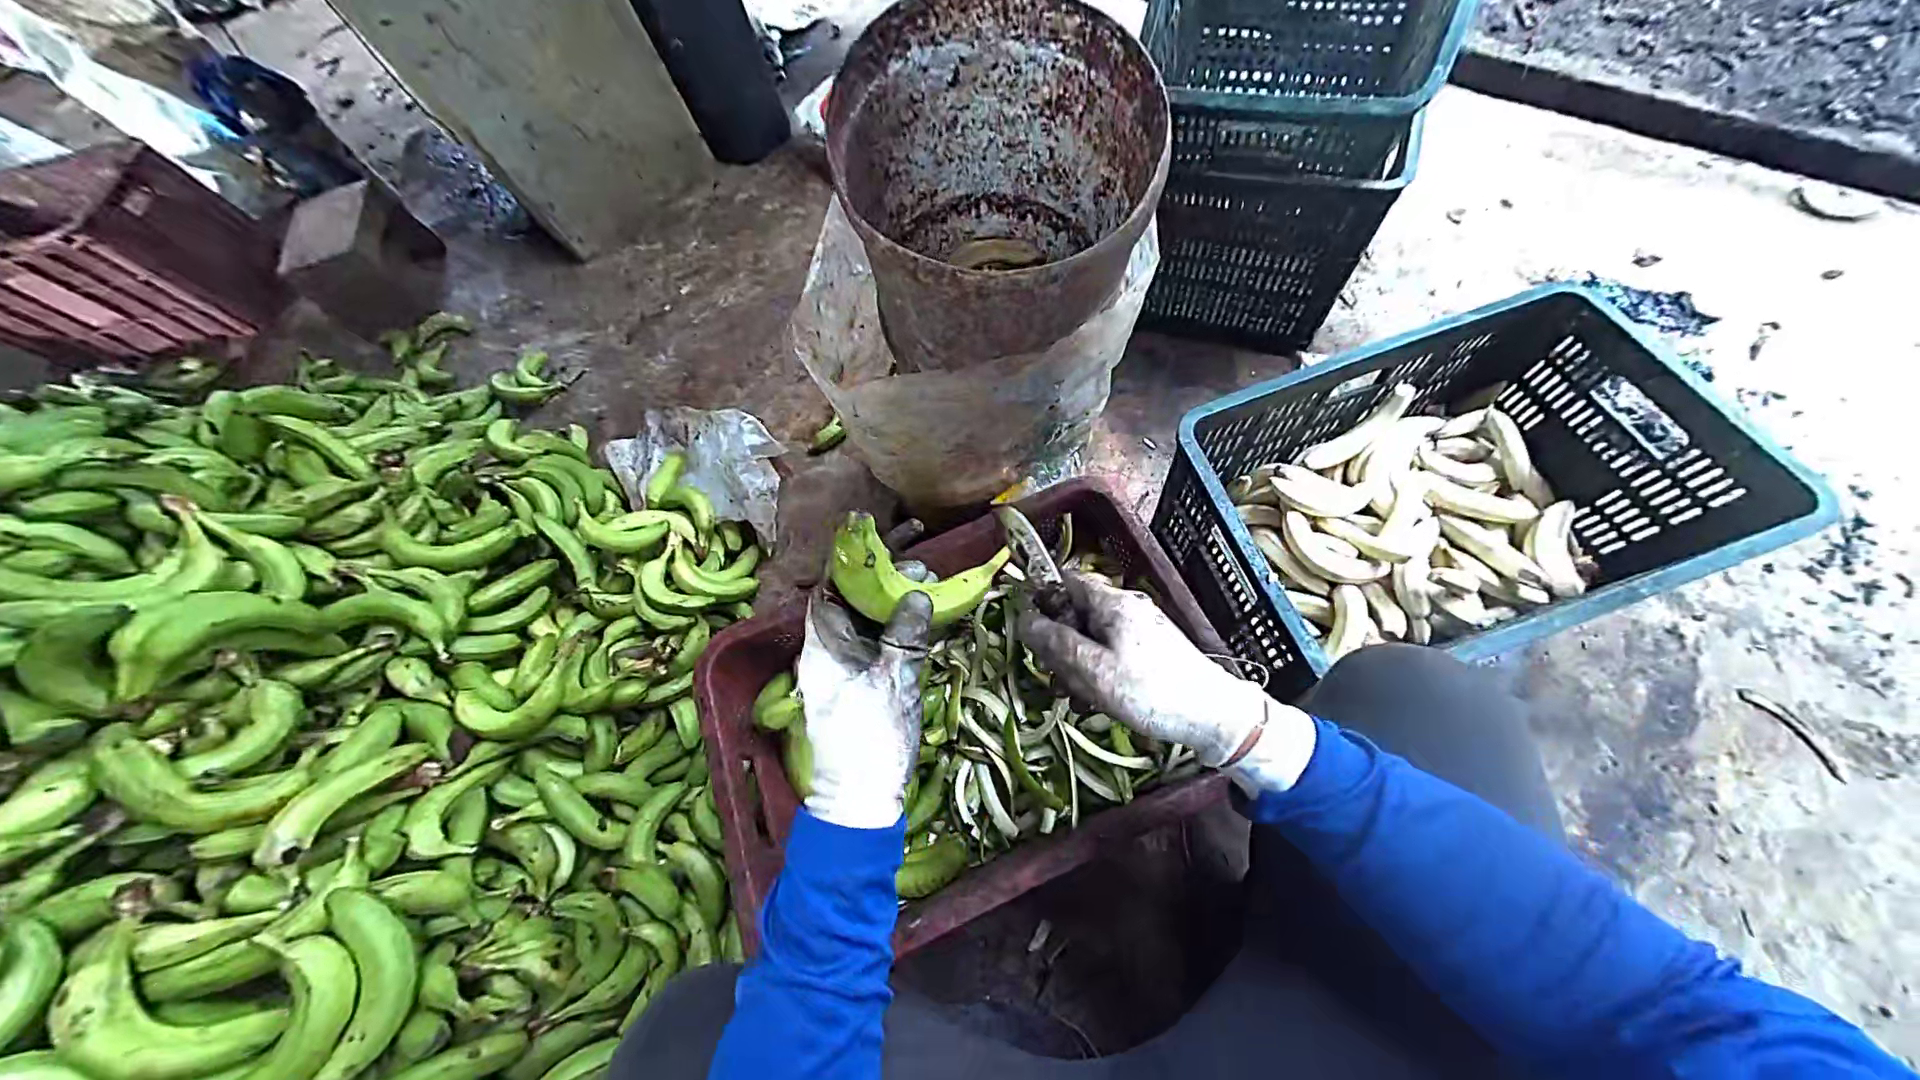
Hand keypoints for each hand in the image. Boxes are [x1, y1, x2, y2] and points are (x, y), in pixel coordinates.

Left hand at [796, 588, 934, 828]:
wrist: (860, 798)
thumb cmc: (870, 739)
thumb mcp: (892, 683)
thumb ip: (904, 636)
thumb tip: (917, 593)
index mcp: (824, 647)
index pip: (830, 592)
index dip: (851, 565)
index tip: (880, 545)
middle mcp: (830, 652)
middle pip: (852, 603)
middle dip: (884, 581)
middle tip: (922, 570)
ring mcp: (847, 668)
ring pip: (867, 622)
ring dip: (894, 603)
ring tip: (929, 587)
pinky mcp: (864, 682)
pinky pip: (878, 643)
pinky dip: (898, 628)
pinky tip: (923, 619)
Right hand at [1017, 572, 1316, 792]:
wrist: (1212, 716)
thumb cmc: (1150, 692)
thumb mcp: (1092, 670)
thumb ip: (1055, 642)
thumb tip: (1023, 619)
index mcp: (1111, 603)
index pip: (1064, 582)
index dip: (1042, 601)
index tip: (1031, 633)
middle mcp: (1125, 608)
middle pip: (1074, 613)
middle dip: (1058, 644)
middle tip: (1056, 678)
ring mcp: (1139, 630)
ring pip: (1090, 638)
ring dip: (1075, 666)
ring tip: (1077, 698)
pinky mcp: (1148, 651)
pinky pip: (1109, 653)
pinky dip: (1097, 673)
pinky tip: (1098, 701)